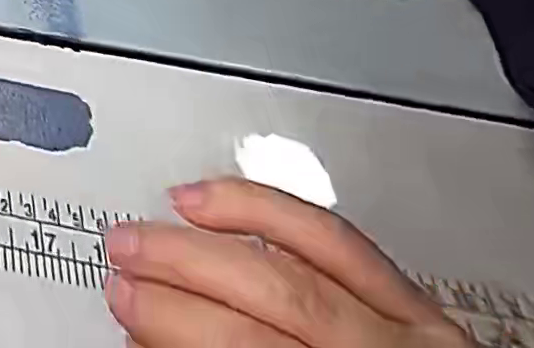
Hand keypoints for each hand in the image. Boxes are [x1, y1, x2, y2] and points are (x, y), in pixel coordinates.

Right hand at [105, 178, 472, 347]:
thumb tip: (142, 335)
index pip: (250, 345)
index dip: (174, 322)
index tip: (124, 315)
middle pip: (273, 292)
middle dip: (175, 269)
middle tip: (120, 261)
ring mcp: (413, 327)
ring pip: (289, 259)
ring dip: (192, 238)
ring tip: (135, 233)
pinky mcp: (412, 301)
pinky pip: (328, 233)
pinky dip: (249, 204)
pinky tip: (191, 199)